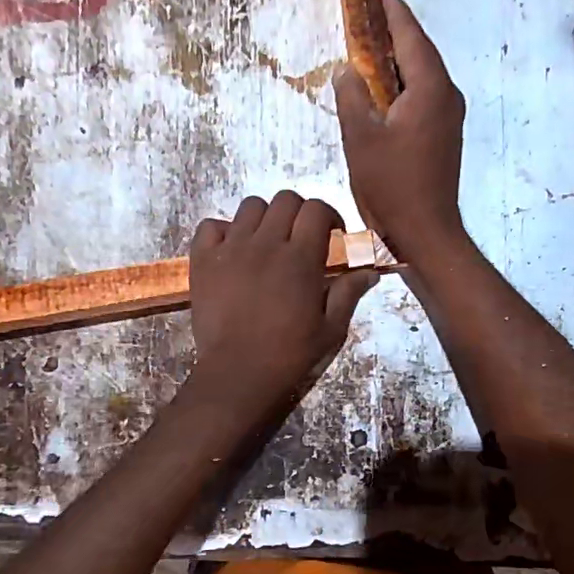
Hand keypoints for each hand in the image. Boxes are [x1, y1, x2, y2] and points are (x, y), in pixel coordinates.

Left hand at [187, 191, 377, 404]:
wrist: (238, 373)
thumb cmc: (290, 353)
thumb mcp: (331, 328)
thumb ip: (349, 293)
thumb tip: (370, 272)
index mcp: (300, 258)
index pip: (316, 209)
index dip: (328, 215)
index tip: (332, 234)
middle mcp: (265, 244)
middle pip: (285, 200)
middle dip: (300, 212)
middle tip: (302, 237)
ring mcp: (231, 249)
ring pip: (250, 206)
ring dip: (265, 217)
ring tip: (269, 241)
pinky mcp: (203, 261)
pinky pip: (211, 225)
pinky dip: (225, 230)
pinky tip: (235, 250)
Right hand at [334, 0, 467, 260]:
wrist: (426, 229)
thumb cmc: (392, 184)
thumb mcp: (360, 136)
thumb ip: (351, 95)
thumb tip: (347, 70)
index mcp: (430, 89)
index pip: (412, 37)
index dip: (394, 14)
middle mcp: (447, 96)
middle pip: (421, 54)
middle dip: (395, 35)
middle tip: (367, 21)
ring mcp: (451, 117)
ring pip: (424, 76)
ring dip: (398, 62)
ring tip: (369, 51)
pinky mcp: (446, 134)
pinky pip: (425, 96)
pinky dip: (404, 85)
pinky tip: (383, 91)